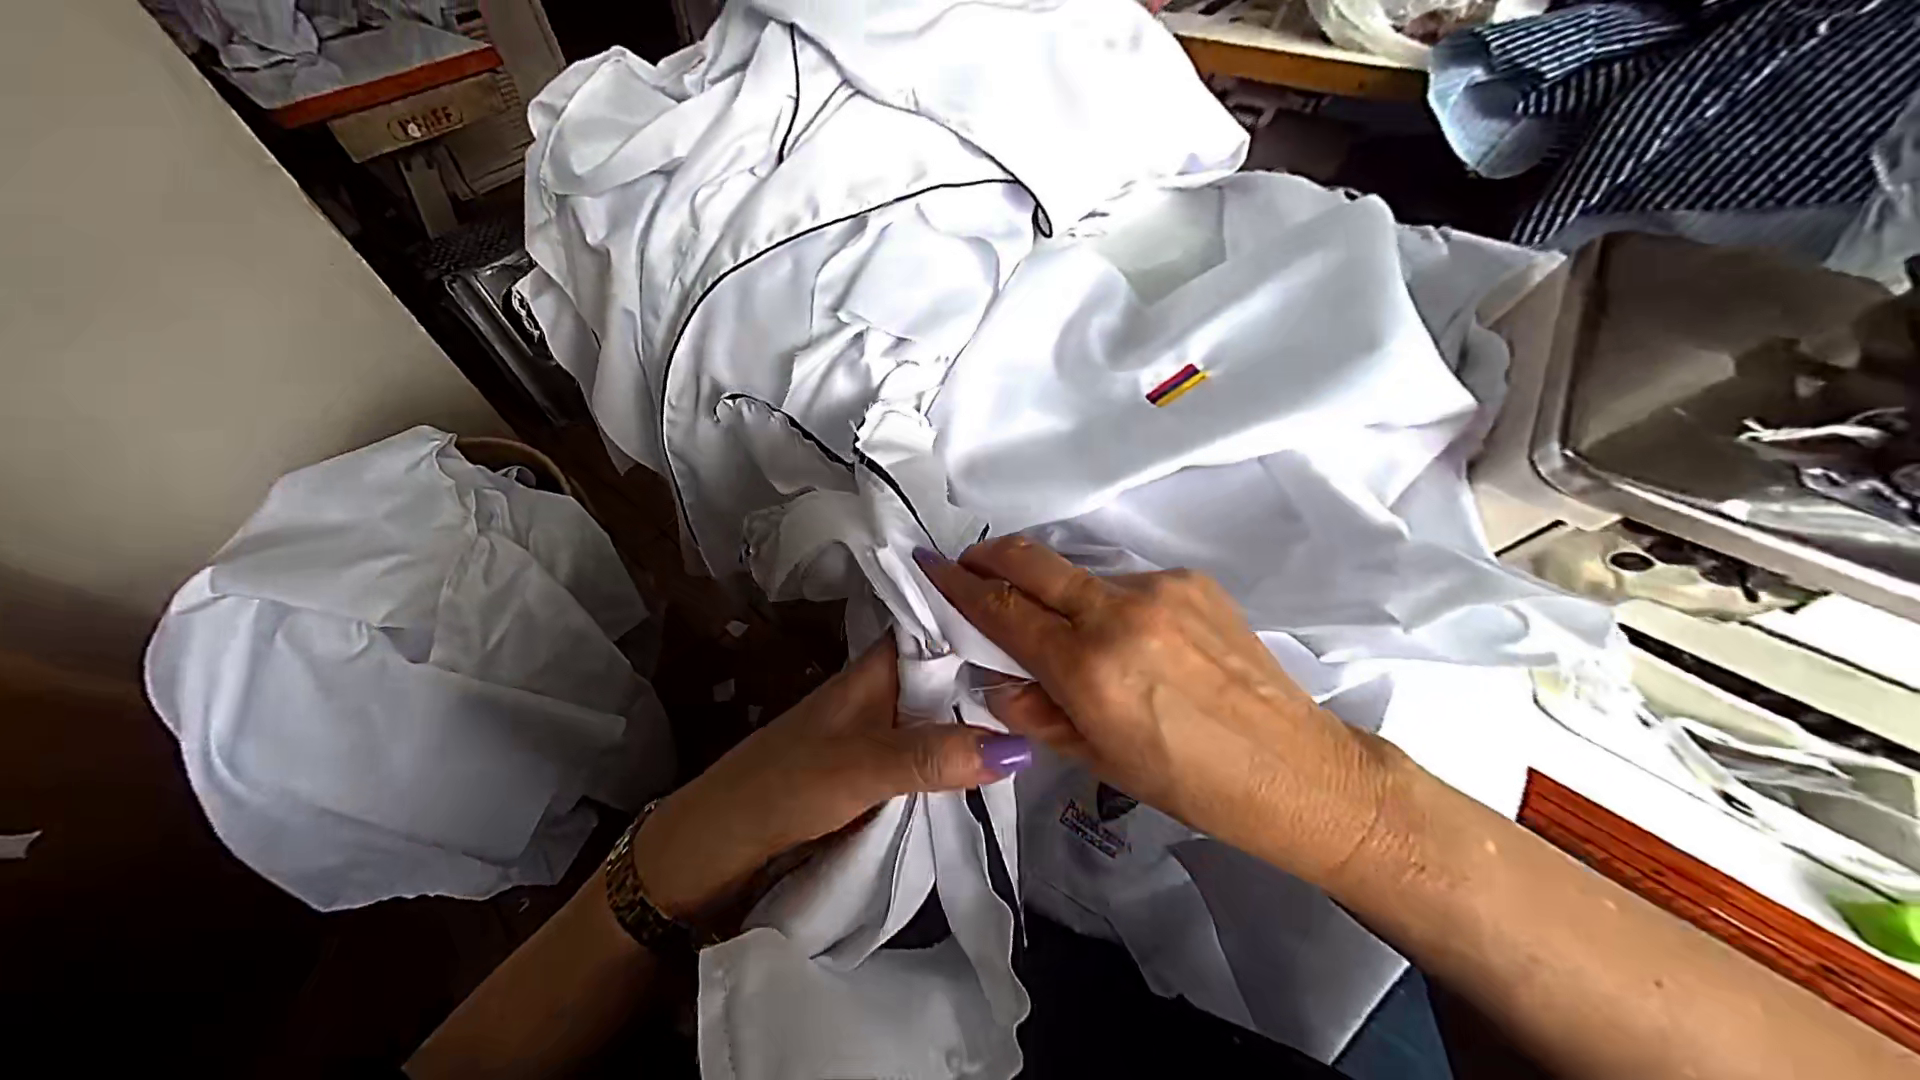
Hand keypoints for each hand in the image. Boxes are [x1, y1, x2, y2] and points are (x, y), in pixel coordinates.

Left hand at [628, 638, 1031, 922]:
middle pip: (950, 668)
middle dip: (998, 670)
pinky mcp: (882, 762)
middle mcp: (885, 688)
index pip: (941, 626)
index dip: (987, 622)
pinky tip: (1002, 754)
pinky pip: (935, 744)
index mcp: (877, 667)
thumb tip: (1019, 749)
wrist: (718, 845)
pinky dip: (963, 747)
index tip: (1046, 626)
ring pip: (945, 707)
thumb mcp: (862, 767)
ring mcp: (884, 726)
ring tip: (1051, 709)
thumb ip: (933, 756)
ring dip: (983, 711)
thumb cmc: (783, 787)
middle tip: (1066, 675)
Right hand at [916, 536, 1393, 885]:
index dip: (959, 585)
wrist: (1296, 771)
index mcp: (1089, 666)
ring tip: (1059, 624)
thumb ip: (1033, 710)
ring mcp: (1160, 588)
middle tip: (968, 562)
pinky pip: (1125, 583)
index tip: (931, 564)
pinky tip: (1126, 636)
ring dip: (1054, 587)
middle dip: (990, 556)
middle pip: (1032, 561)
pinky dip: (1105, 600)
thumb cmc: (1188, 783)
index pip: (1003, 610)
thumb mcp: (1095, 758)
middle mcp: (1120, 612)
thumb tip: (996, 675)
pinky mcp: (1192, 581)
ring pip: (1080, 572)